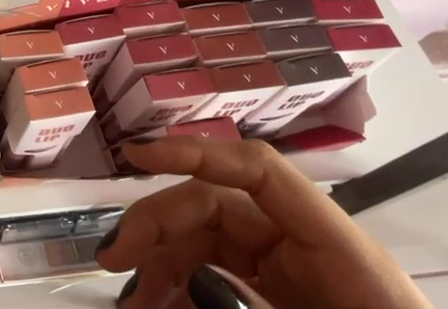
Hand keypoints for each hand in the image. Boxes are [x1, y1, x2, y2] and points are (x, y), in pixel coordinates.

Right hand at [97, 138, 431, 308]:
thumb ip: (257, 308)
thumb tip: (194, 278)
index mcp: (335, 246)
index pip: (258, 170)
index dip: (195, 152)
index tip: (136, 156)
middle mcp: (303, 249)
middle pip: (213, 207)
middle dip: (157, 227)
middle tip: (112, 259)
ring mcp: (286, 278)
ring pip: (202, 248)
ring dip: (159, 268)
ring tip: (131, 303)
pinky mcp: (271, 303)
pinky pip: (211, 283)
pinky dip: (178, 292)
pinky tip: (154, 307)